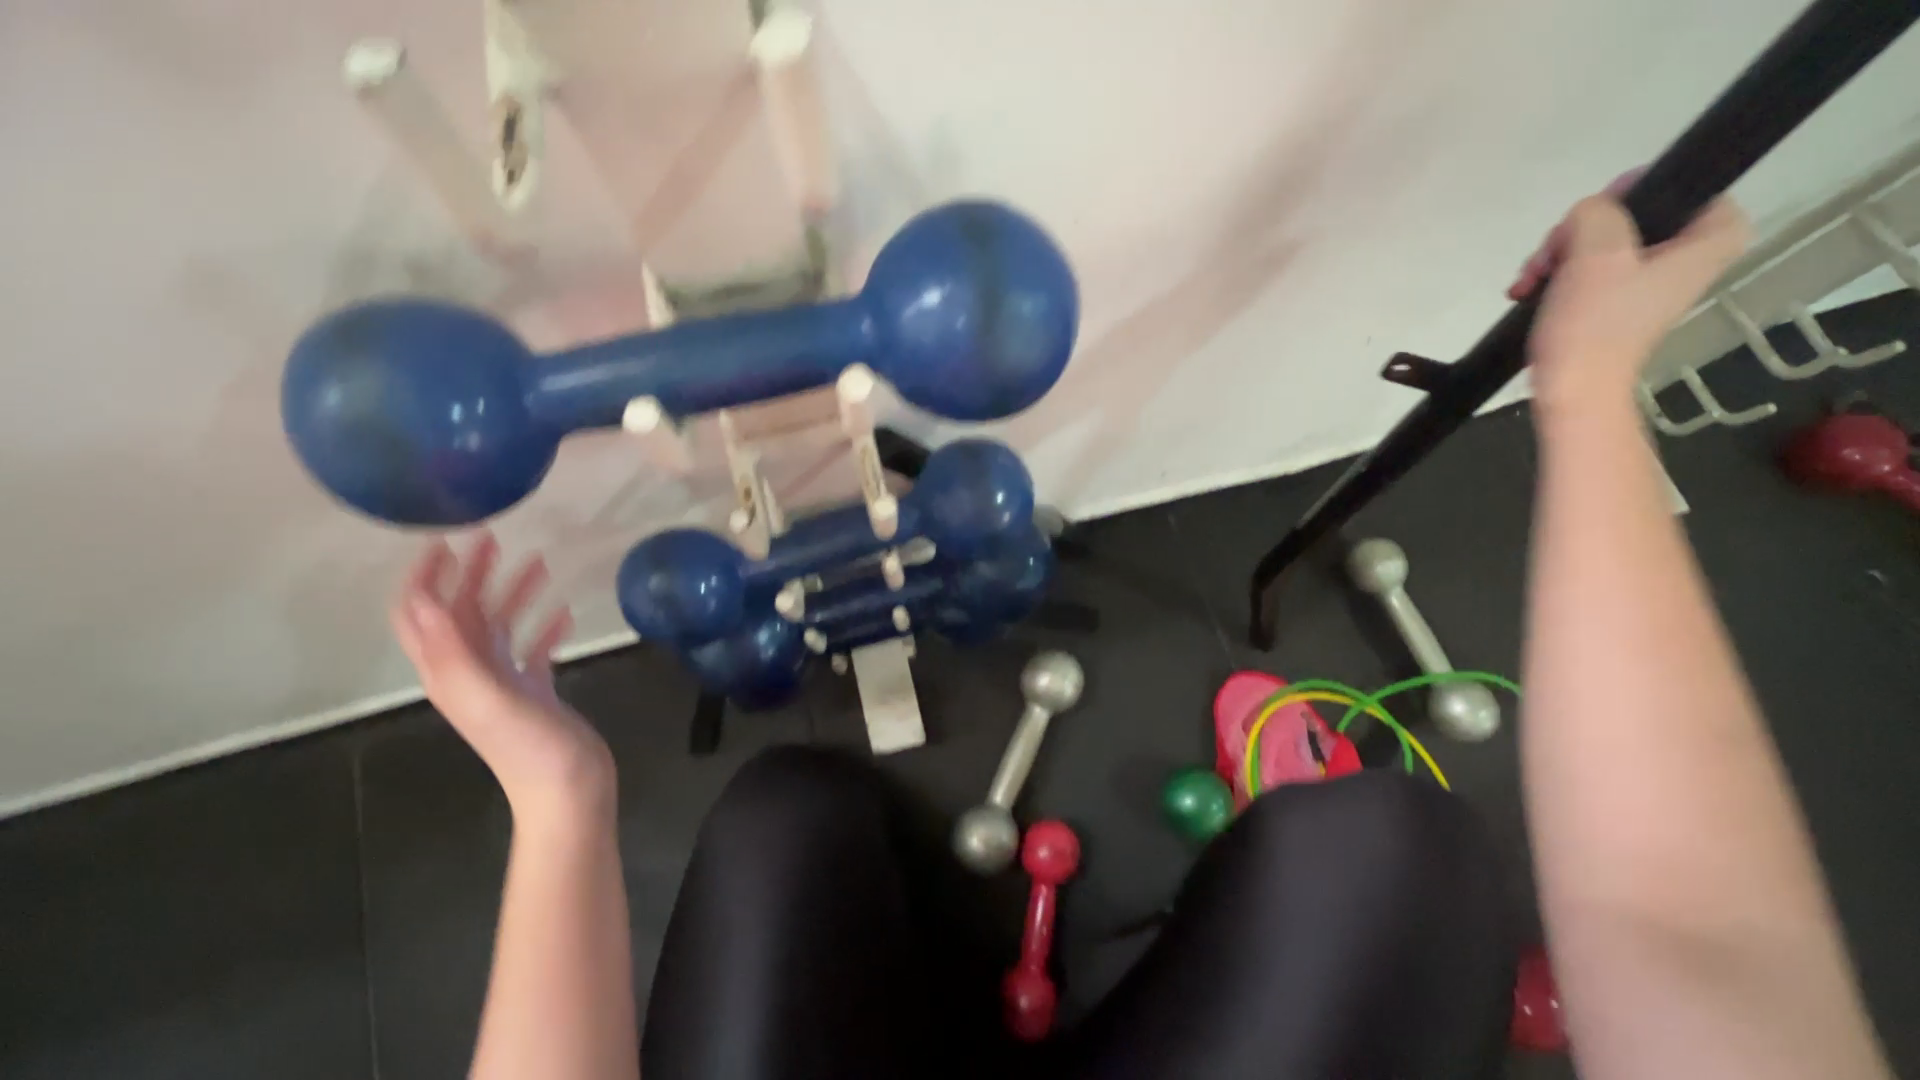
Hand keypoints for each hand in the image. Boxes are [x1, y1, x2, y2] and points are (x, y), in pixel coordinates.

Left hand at [390, 532, 612, 817]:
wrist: (568, 792)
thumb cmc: (528, 747)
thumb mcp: (487, 697)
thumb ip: (453, 651)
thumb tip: (421, 598)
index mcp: (450, 673)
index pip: (420, 615)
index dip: (424, 577)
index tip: (443, 540)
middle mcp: (470, 674)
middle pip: (462, 613)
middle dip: (472, 574)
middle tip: (494, 539)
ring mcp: (504, 683)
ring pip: (501, 626)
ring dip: (514, 592)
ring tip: (540, 563)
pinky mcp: (536, 691)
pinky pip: (535, 648)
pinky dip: (545, 626)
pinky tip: (566, 613)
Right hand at [1509, 176, 1749, 418]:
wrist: (1573, 391)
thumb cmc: (1593, 324)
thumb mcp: (1595, 252)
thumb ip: (1595, 211)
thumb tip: (1586, 215)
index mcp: (1711, 238)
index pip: (1680, 183)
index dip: (1627, 193)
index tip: (1586, 218)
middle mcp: (1691, 256)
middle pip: (1629, 215)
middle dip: (1576, 233)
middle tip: (1548, 257)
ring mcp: (1651, 282)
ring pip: (1601, 242)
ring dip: (1556, 257)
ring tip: (1529, 280)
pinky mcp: (1619, 303)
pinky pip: (1588, 270)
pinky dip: (1555, 277)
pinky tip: (1527, 290)